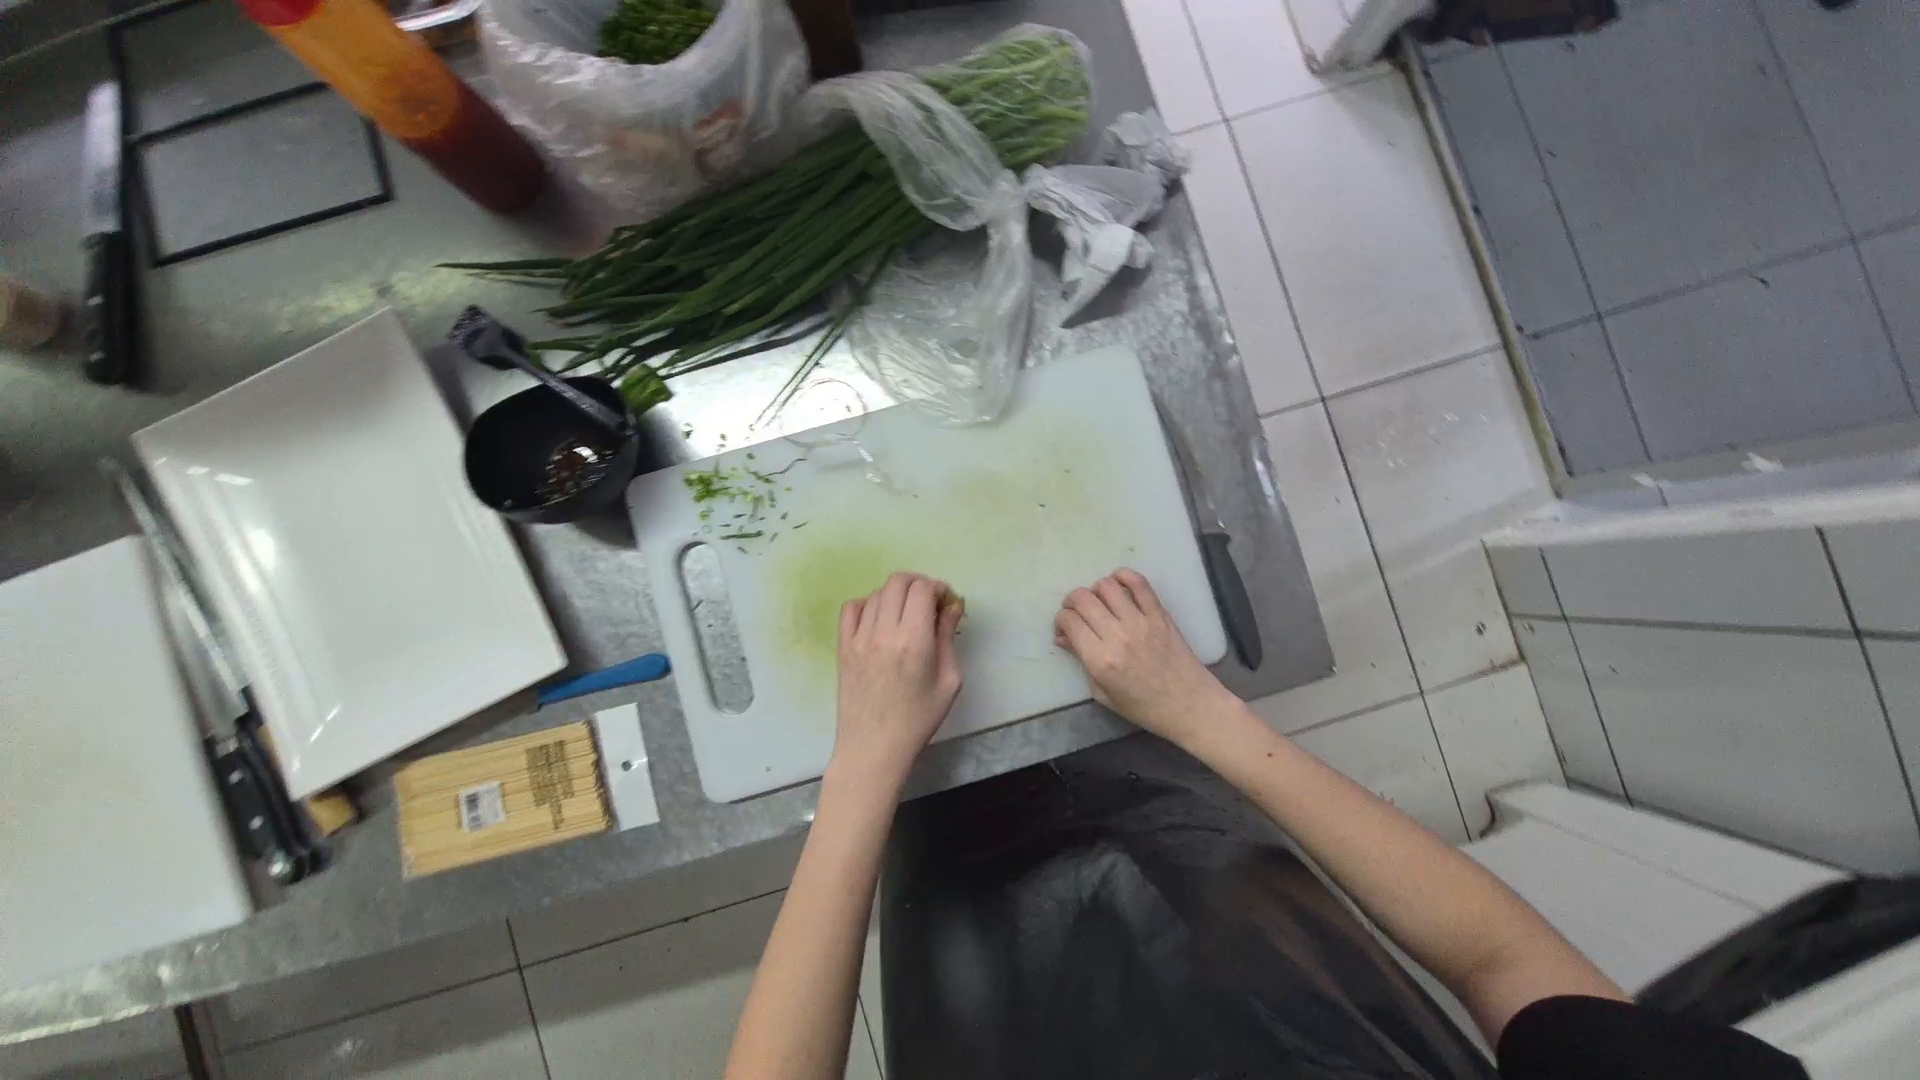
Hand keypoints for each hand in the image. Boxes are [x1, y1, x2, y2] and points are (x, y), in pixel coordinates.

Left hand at [831, 572, 964, 785]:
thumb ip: (948, 637)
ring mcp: (859, 638)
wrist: (873, 747)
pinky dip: (868, 604)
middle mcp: (884, 633)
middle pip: (898, 582)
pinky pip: (852, 608)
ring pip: (876, 593)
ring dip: (896, 594)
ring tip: (906, 614)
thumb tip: (951, 606)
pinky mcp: (843, 646)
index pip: (922, 589)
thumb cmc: (918, 719)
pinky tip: (879, 619)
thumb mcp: (948, 681)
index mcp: (914, 641)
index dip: (938, 588)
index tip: (946, 602)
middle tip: (929, 602)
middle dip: (918, 583)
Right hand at [1055, 568, 1231, 745]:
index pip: (1069, 621)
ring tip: (1099, 601)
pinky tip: (1119, 583)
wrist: (1188, 704)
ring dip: (1096, 589)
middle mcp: (1117, 636)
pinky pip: (1139, 583)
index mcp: (1100, 660)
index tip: (1065, 628)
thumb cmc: (1142, 706)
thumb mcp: (1102, 693)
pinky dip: (1124, 576)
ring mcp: (1140, 622)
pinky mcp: (1160, 614)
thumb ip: (1081, 661)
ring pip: (1108, 586)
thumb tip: (1063, 637)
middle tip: (1075, 610)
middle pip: (1083, 599)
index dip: (1060, 620)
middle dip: (1072, 601)